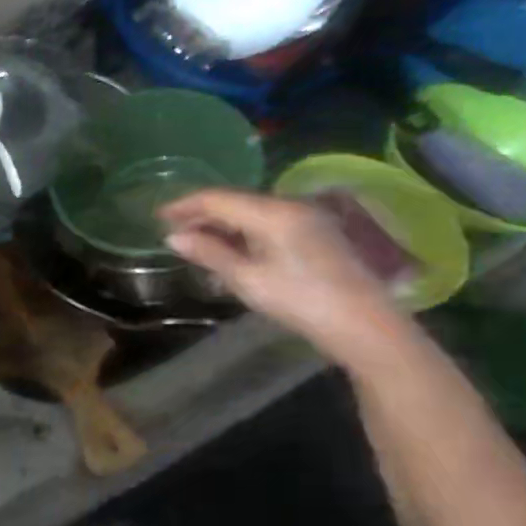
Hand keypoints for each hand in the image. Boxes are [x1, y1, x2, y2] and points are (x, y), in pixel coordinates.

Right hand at [158, 189, 410, 354]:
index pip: (217, 198)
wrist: (367, 328)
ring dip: (223, 224)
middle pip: (235, 201)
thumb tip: (173, 238)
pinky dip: (245, 232)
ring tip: (198, 243)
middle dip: (202, 215)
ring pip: (252, 212)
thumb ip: (210, 254)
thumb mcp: (249, 280)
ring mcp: (307, 217)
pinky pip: (269, 222)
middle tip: (175, 233)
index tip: (158, 217)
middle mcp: (289, 204)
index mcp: (272, 211)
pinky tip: (233, 249)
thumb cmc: (303, 302)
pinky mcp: (317, 233)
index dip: (185, 205)